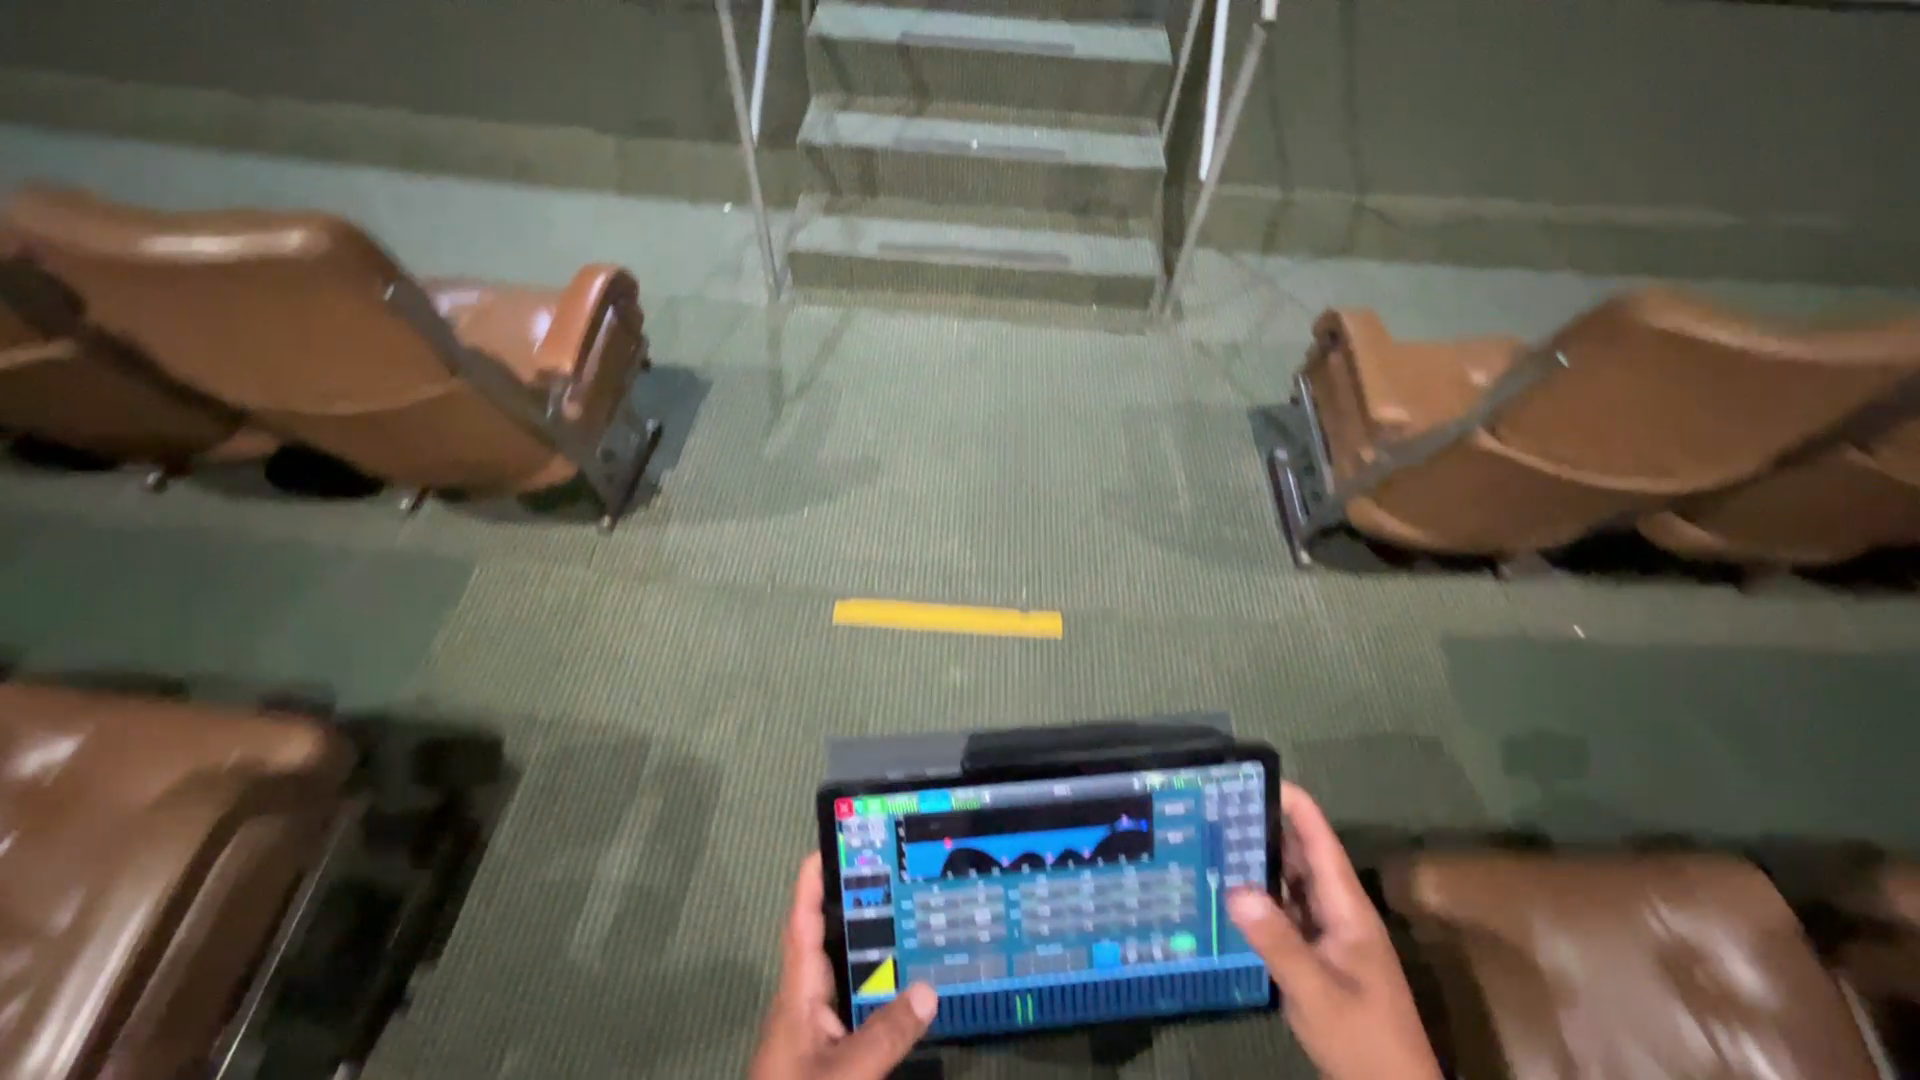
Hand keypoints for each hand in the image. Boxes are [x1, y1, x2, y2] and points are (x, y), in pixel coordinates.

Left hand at [749, 853, 937, 1079]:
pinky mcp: (829, 1057)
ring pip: (846, 978)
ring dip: (874, 950)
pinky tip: (909, 991)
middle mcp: (804, 1005)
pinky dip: (881, 992)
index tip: (834, 843)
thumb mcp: (844, 1076)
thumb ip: (885, 1035)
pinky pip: (857, 1009)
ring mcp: (816, 1033)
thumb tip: (928, 988)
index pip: (801, 923)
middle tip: (898, 874)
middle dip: (856, 907)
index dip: (812, 881)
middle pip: (828, 942)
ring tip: (914, 918)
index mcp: (796, 995)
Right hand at [1228, 782, 1440, 1079]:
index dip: (1294, 805)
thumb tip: (1235, 887)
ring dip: (1260, 861)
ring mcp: (1328, 935)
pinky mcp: (1316, 956)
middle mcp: (1338, 912)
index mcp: (1347, 908)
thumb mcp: (1316, 991)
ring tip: (1214, 836)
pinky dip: (1259, 898)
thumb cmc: (1362, 1037)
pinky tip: (1228, 893)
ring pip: (1291, 884)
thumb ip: (1277, 941)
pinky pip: (1284, 914)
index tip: (1256, 777)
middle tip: (1217, 803)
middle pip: (1303, 856)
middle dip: (1267, 826)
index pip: (1321, 841)